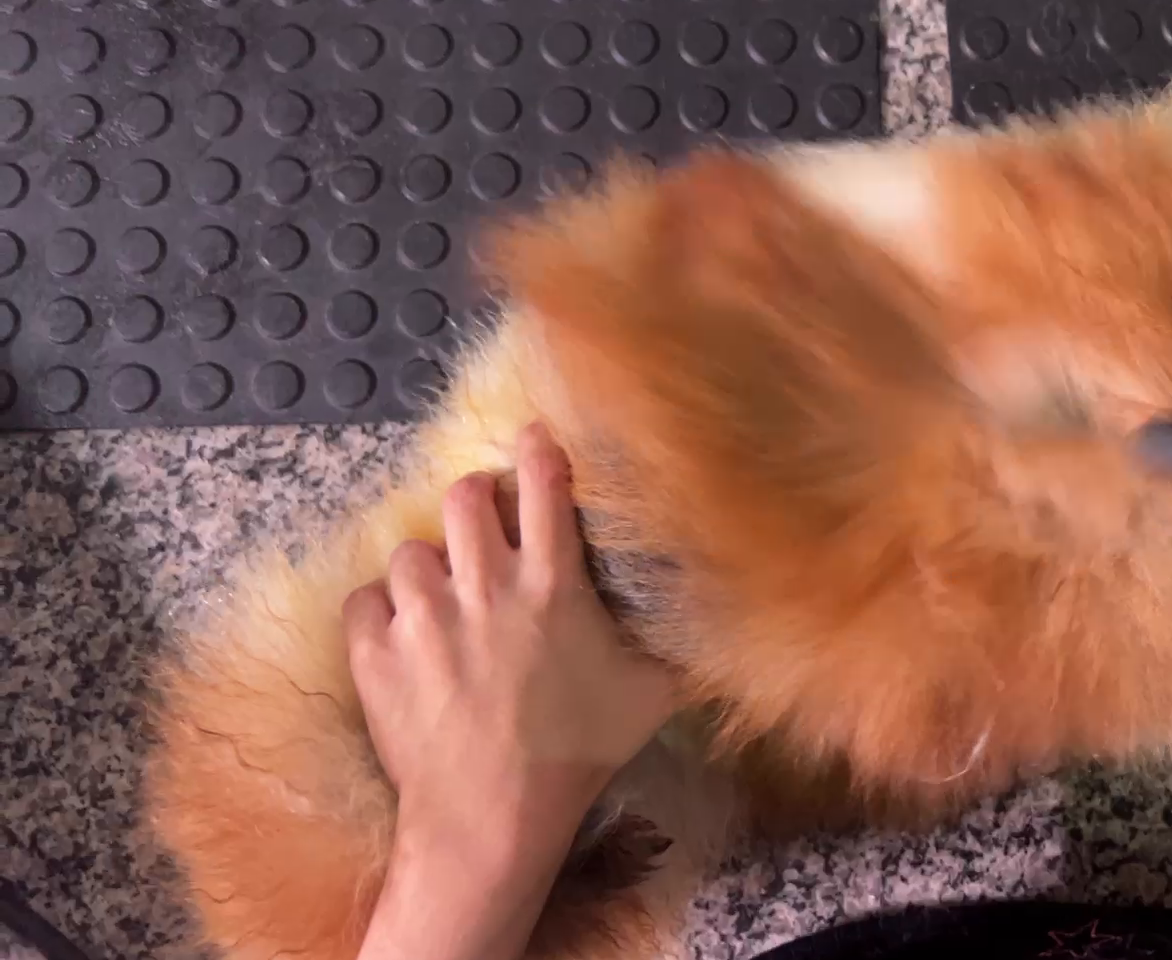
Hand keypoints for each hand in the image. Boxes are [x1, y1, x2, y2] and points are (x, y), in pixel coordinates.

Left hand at [345, 424, 677, 959]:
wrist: (493, 815)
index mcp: (552, 581)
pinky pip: (367, 599)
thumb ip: (683, 638)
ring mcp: (421, 616)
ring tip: (452, 591)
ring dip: (436, 561)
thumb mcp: (655, 688)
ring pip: (411, 548)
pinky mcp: (372, 654)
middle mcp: (484, 583)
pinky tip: (409, 630)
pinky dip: (387, 607)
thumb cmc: (583, 743)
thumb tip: (725, 608)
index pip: (543, 486)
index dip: (540, 450)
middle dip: (480, 497)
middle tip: (493, 523)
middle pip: (465, 495)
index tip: (536, 436)